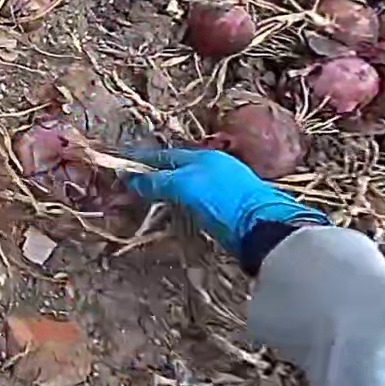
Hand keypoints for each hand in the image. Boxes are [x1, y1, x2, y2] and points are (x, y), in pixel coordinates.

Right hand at [125, 148, 328, 253]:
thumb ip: (157, 181)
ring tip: (142, 202)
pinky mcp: (224, 210)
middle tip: (127, 189)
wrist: (264, 229)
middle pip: (173, 170)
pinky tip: (169, 212)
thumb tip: (130, 178)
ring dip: (161, 193)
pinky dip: (176, 205)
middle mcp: (212, 169)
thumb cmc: (224, 200)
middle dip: (149, 177)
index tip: (121, 166)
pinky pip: (192, 203)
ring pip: (182, 187)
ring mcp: (220, 189)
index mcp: (203, 157)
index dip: (142, 161)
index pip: (164, 156)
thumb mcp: (185, 186)